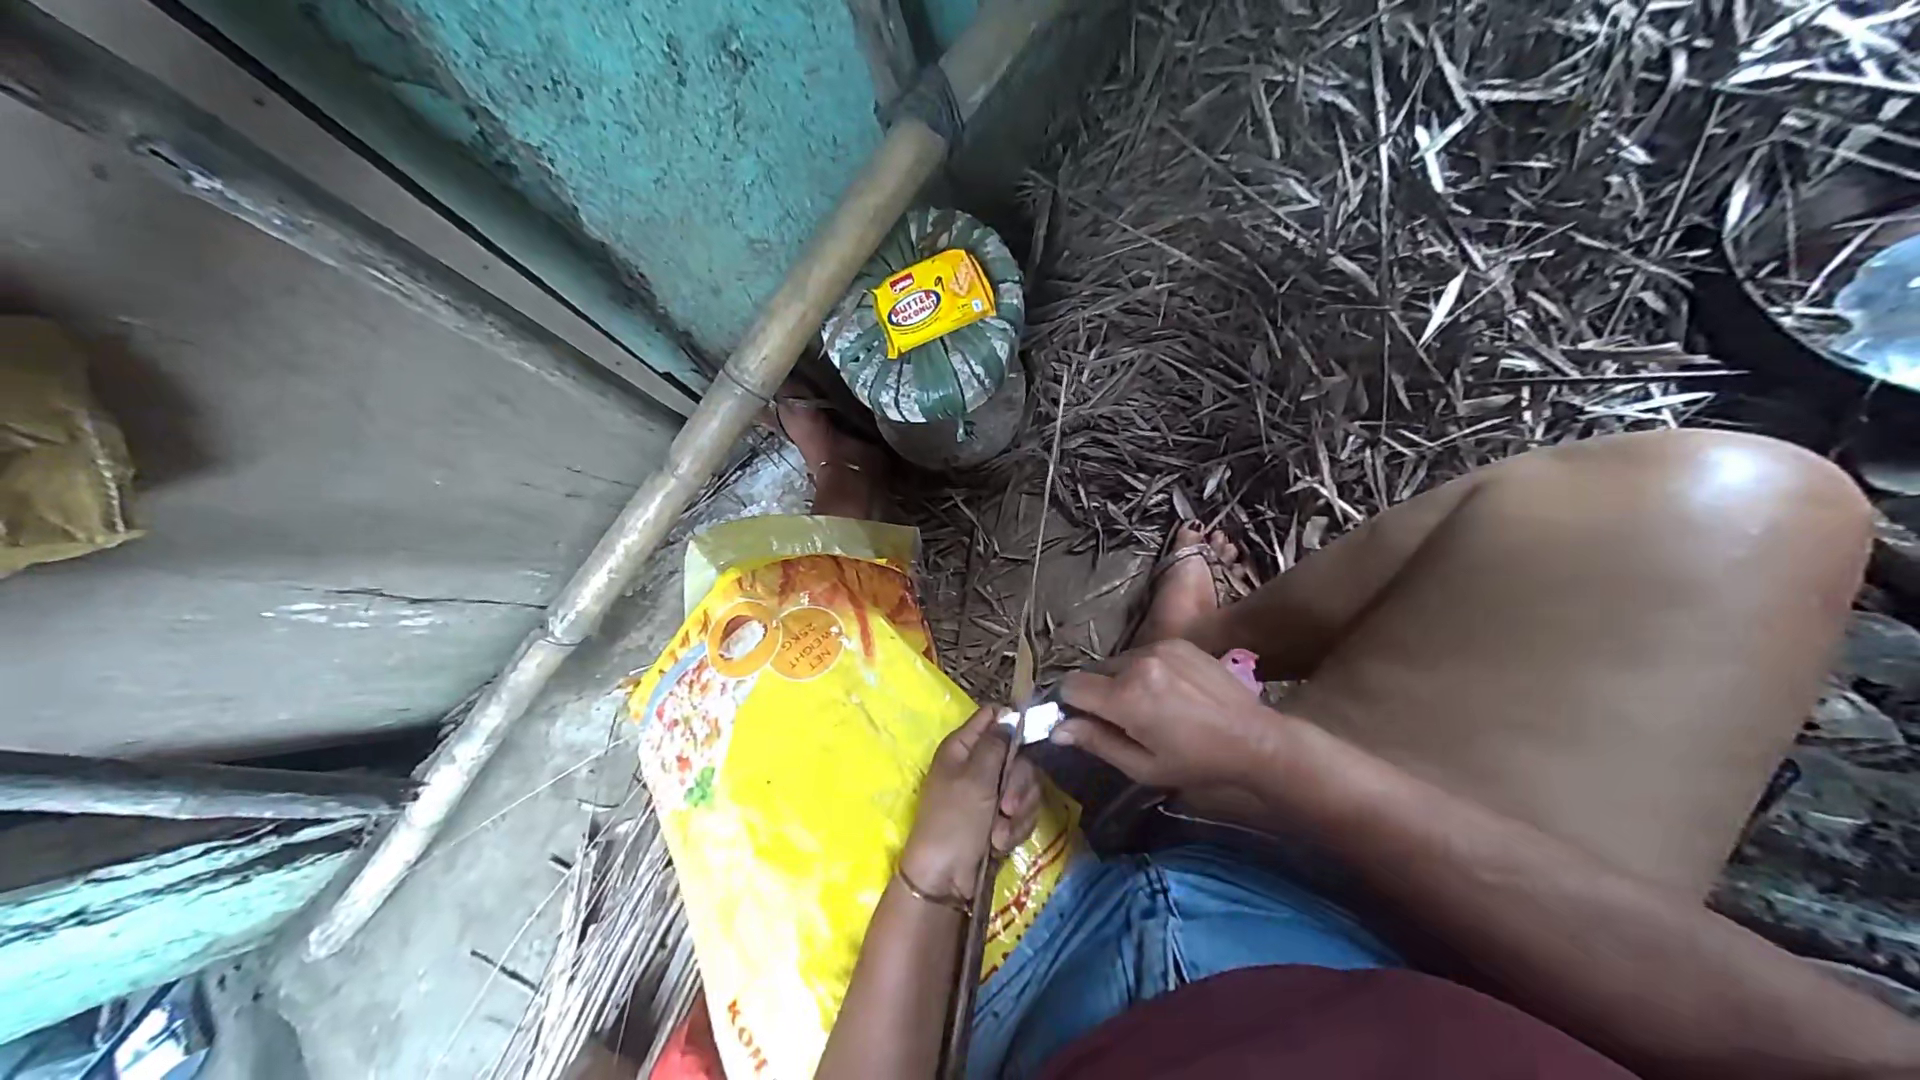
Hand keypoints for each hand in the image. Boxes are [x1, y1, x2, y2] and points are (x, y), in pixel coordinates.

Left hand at [899, 706, 1042, 903]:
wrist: (945, 880)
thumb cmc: (954, 821)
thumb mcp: (975, 777)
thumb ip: (996, 743)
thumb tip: (1009, 716)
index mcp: (962, 747)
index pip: (992, 716)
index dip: (1013, 721)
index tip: (1031, 736)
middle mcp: (977, 764)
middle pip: (1016, 755)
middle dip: (1018, 783)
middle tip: (1006, 806)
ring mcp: (989, 792)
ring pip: (1024, 786)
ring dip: (1017, 812)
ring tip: (998, 833)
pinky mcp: (1000, 818)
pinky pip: (1022, 811)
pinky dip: (1015, 829)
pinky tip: (1000, 843)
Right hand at [1053, 639, 1295, 790]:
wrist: (1255, 738)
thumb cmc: (1196, 761)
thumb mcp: (1142, 766)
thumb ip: (1096, 742)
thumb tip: (1056, 728)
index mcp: (1126, 696)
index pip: (1070, 685)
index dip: (1072, 704)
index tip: (1086, 721)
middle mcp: (1137, 662)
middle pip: (1092, 672)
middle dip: (1098, 693)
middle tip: (1124, 719)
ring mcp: (1159, 647)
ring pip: (1117, 661)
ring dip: (1120, 680)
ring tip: (1150, 704)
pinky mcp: (1178, 641)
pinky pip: (1142, 652)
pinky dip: (1144, 669)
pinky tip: (1168, 690)